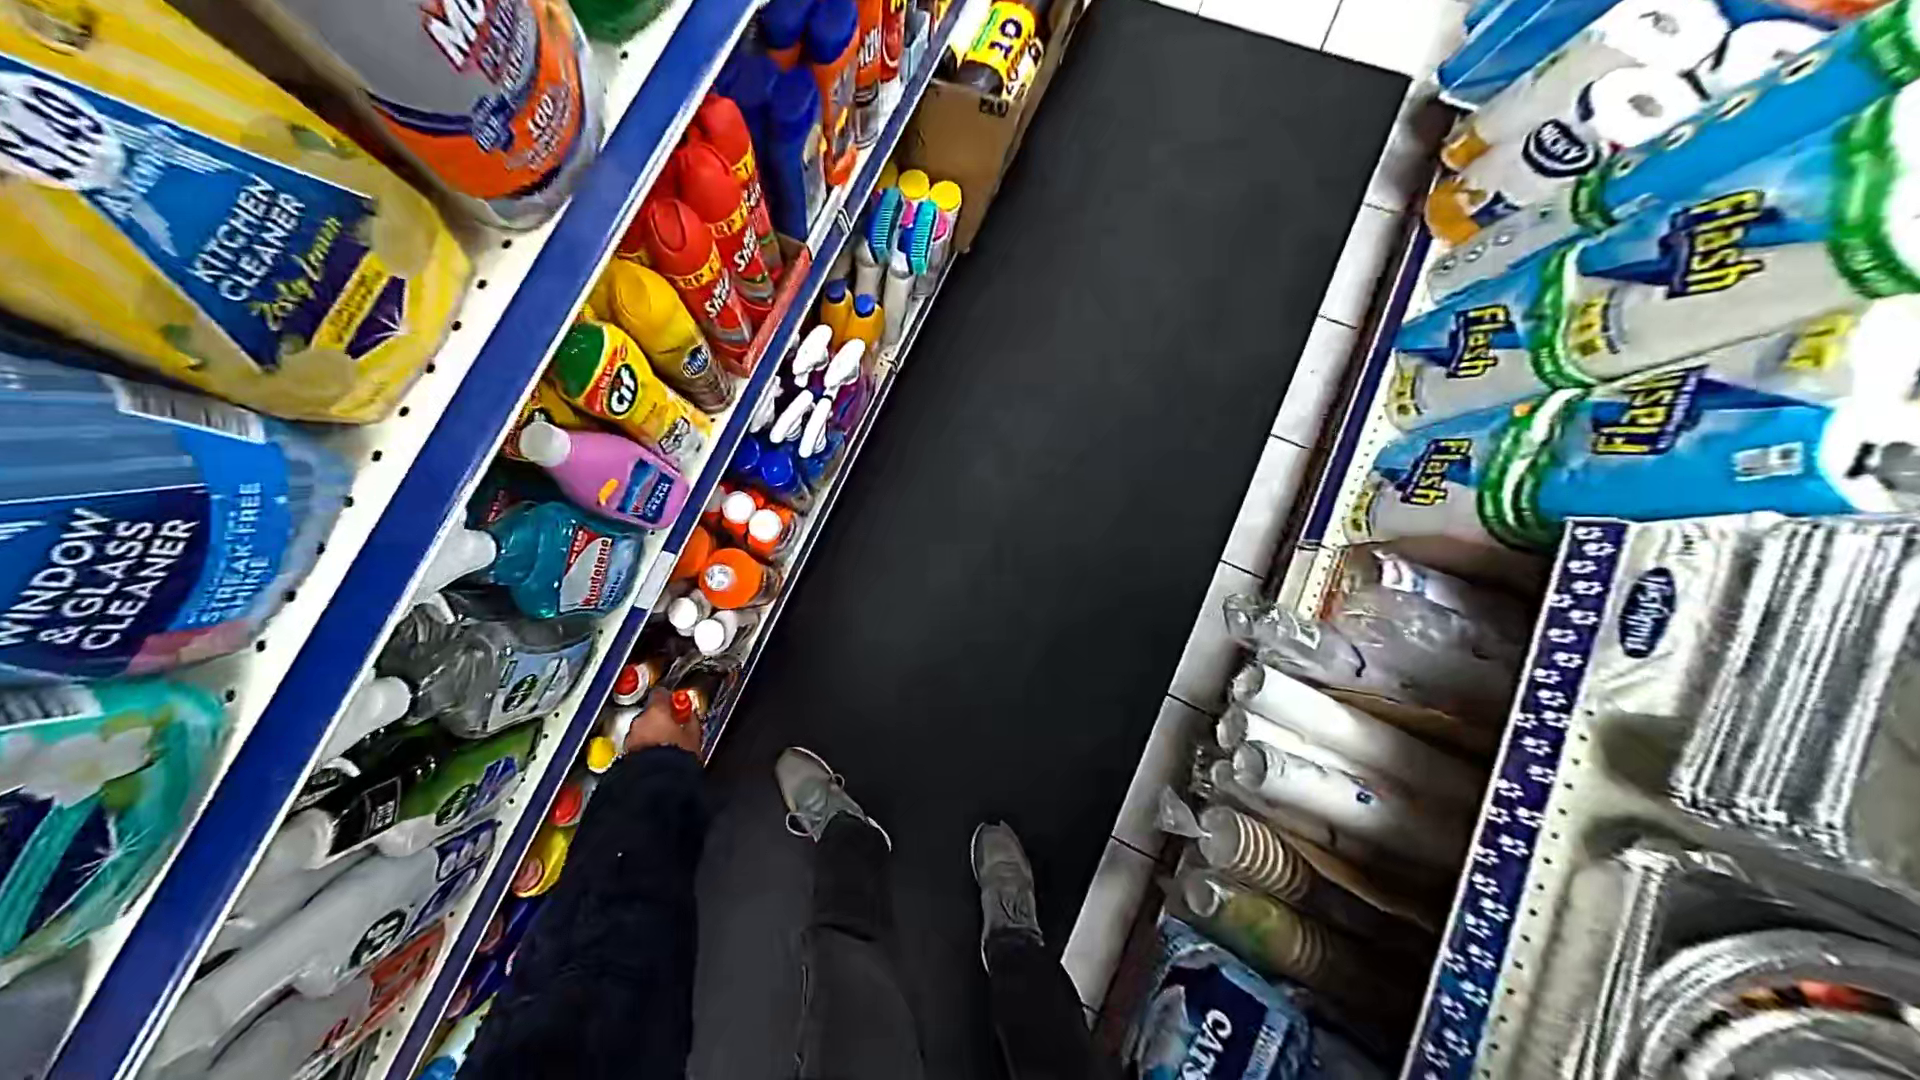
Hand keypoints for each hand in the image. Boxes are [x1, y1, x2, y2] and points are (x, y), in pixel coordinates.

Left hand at [623, 689, 699, 755]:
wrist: (657, 783)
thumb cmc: (675, 757)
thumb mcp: (693, 736)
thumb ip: (691, 721)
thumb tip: (691, 716)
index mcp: (656, 711)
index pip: (661, 694)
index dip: (670, 699)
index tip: (678, 705)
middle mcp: (639, 721)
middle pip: (650, 713)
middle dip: (661, 720)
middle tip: (675, 729)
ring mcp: (630, 739)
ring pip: (642, 730)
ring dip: (652, 735)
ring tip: (667, 747)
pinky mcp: (625, 755)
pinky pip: (637, 746)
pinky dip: (645, 748)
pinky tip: (657, 757)